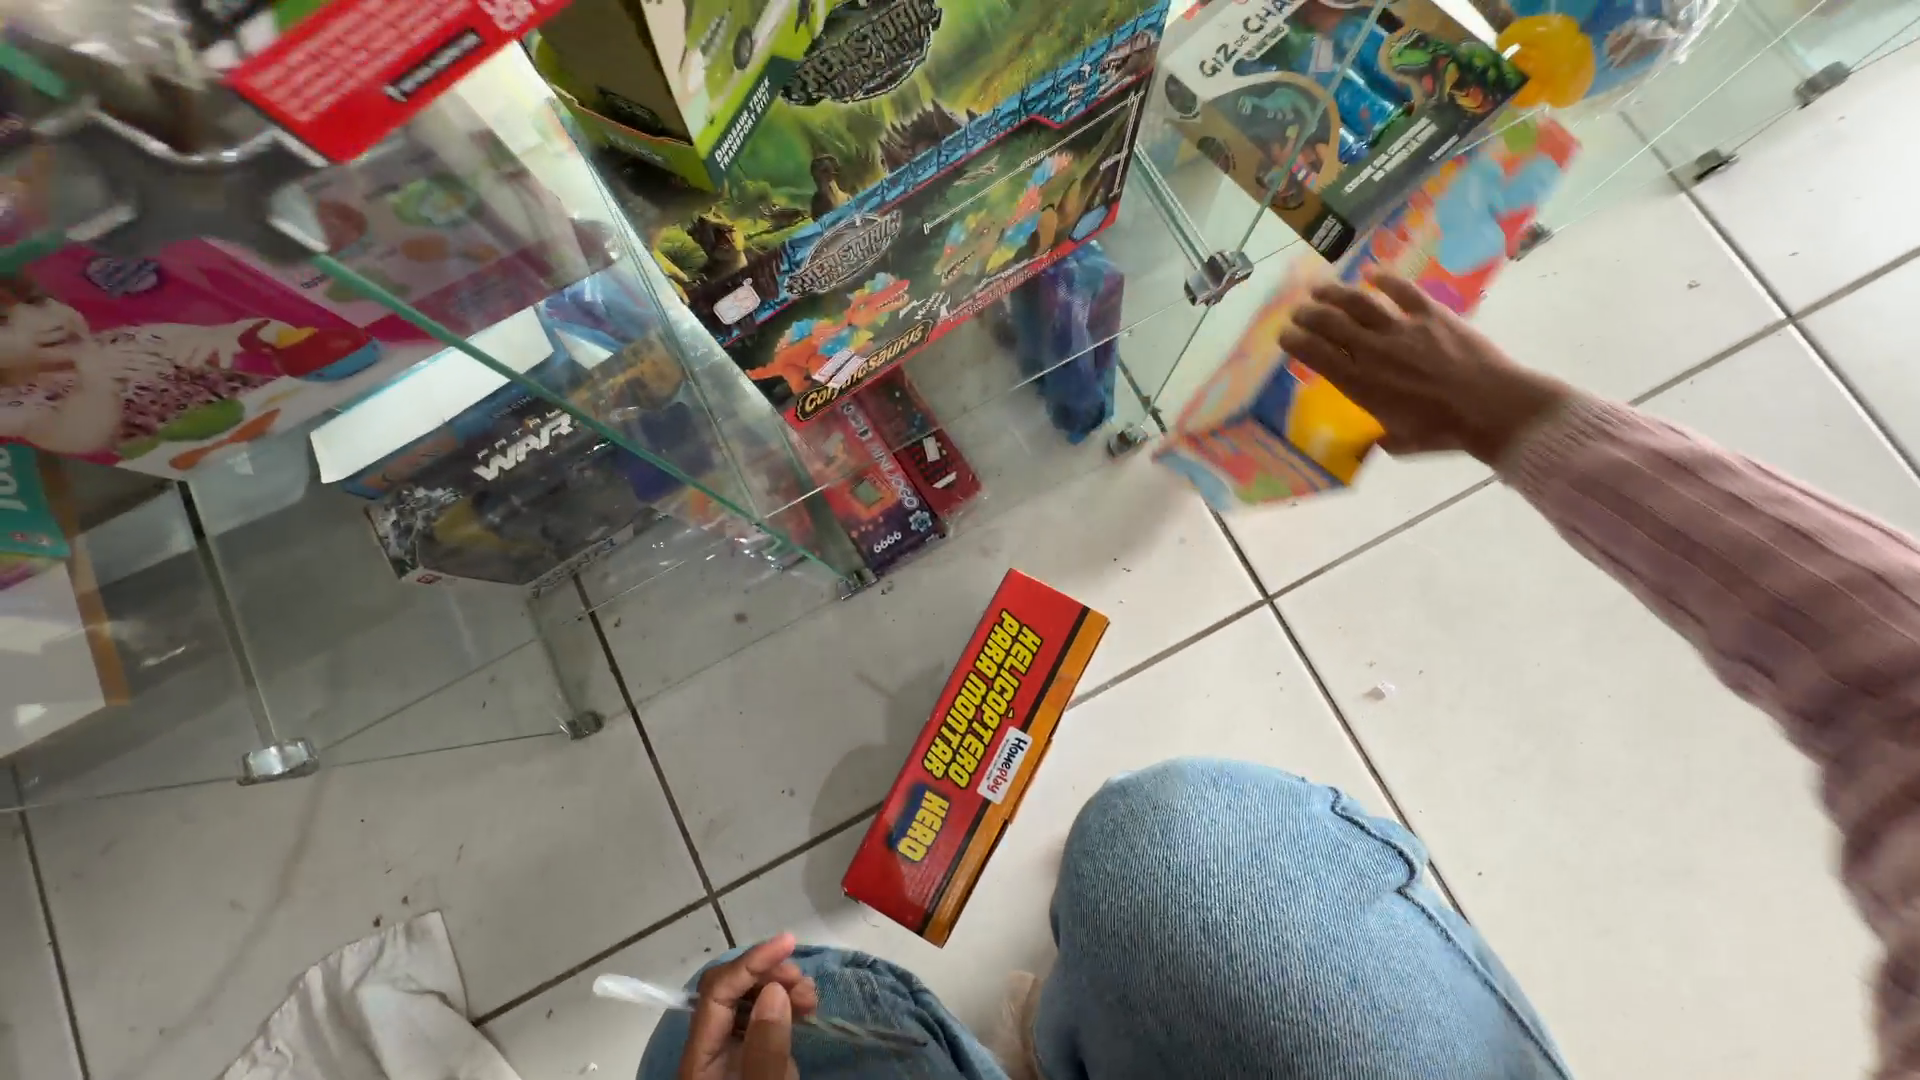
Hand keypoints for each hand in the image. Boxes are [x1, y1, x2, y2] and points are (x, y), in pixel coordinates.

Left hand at [678, 934, 818, 1079]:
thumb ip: (765, 1048)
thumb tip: (774, 990)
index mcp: (699, 1056)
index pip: (717, 991)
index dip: (752, 961)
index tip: (788, 943)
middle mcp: (710, 1046)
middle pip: (731, 989)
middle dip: (769, 973)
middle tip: (801, 982)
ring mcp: (731, 1051)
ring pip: (749, 999)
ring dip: (782, 986)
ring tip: (809, 996)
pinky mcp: (751, 1057)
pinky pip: (764, 1017)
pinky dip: (786, 1003)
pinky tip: (805, 1006)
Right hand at [1277, 271, 1572, 463]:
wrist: (1491, 407)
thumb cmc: (1443, 431)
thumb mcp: (1401, 442)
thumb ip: (1382, 438)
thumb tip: (1376, 441)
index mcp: (1359, 384)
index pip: (1316, 355)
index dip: (1296, 342)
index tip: (1284, 336)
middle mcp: (1373, 351)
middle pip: (1330, 324)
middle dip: (1308, 315)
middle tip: (1297, 312)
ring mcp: (1402, 329)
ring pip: (1359, 303)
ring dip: (1334, 293)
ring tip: (1319, 288)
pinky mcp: (1432, 315)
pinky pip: (1403, 291)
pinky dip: (1385, 279)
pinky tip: (1372, 273)